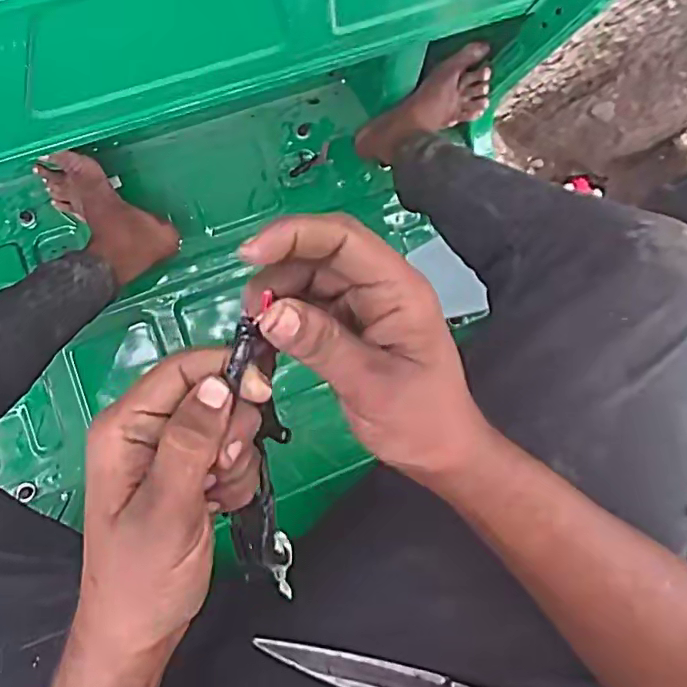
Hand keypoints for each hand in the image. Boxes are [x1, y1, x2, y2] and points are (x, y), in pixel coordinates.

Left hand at [77, 349, 269, 657]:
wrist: (139, 630)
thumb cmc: (139, 578)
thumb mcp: (166, 507)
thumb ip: (190, 441)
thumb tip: (217, 384)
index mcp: (124, 427)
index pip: (181, 369)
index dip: (224, 371)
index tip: (261, 391)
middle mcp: (145, 430)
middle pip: (211, 393)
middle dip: (229, 430)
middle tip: (218, 470)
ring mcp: (170, 450)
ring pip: (228, 424)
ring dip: (235, 460)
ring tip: (213, 495)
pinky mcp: (191, 469)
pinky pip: (232, 452)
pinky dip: (236, 477)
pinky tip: (217, 504)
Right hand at [242, 213, 492, 477]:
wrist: (439, 451)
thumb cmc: (420, 420)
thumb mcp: (370, 384)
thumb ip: (321, 345)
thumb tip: (270, 314)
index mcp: (397, 288)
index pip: (343, 239)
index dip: (294, 235)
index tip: (249, 254)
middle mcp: (377, 286)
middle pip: (320, 252)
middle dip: (277, 268)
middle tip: (248, 306)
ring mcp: (360, 302)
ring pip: (306, 276)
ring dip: (275, 293)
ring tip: (254, 326)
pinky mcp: (344, 322)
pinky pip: (305, 303)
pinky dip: (280, 314)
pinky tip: (265, 333)